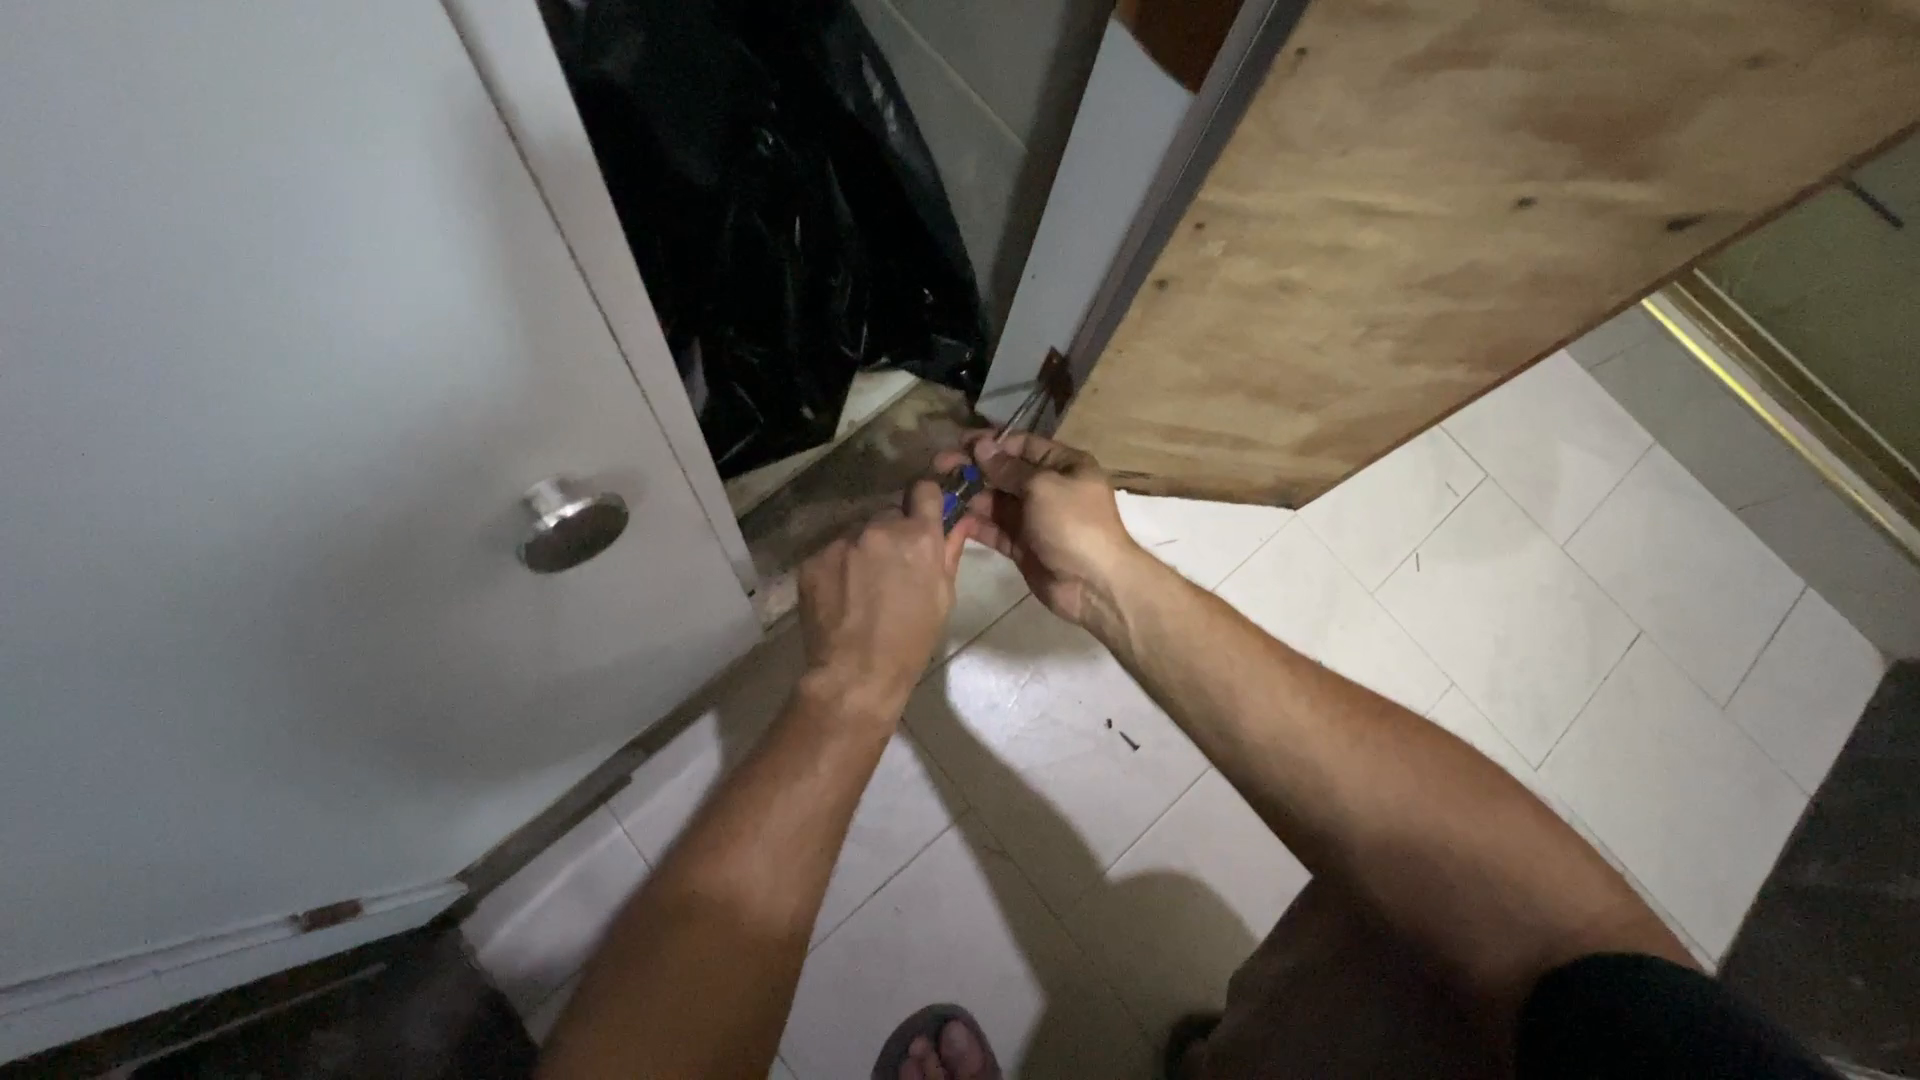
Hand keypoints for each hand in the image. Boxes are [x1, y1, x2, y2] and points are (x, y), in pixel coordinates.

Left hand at [796, 480, 970, 723]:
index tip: (923, 514)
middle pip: (888, 514)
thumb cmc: (911, 641)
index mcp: (918, 536)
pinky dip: (837, 567)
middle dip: (892, 533)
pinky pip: (831, 552)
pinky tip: (841, 596)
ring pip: (857, 533)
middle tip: (891, 567)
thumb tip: (961, 520)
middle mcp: (879, 529)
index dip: (926, 500)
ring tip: (861, 587)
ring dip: (862, 549)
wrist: (856, 674)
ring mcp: (841, 542)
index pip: (925, 490)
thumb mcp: (942, 597)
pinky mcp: (813, 559)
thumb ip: (950, 552)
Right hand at [935, 431, 1141, 627]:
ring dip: (970, 495)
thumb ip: (1009, 468)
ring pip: (997, 501)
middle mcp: (1049, 488)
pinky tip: (951, 518)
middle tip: (940, 467)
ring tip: (939, 492)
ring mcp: (1035, 518)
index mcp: (1064, 465)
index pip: (1023, 445)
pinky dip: (975, 523)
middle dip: (975, 469)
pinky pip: (995, 528)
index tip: (960, 443)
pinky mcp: (1023, 545)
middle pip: (1006, 472)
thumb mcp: (1043, 486)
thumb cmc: (1073, 524)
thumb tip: (982, 446)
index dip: (992, 443)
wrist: (1094, 584)